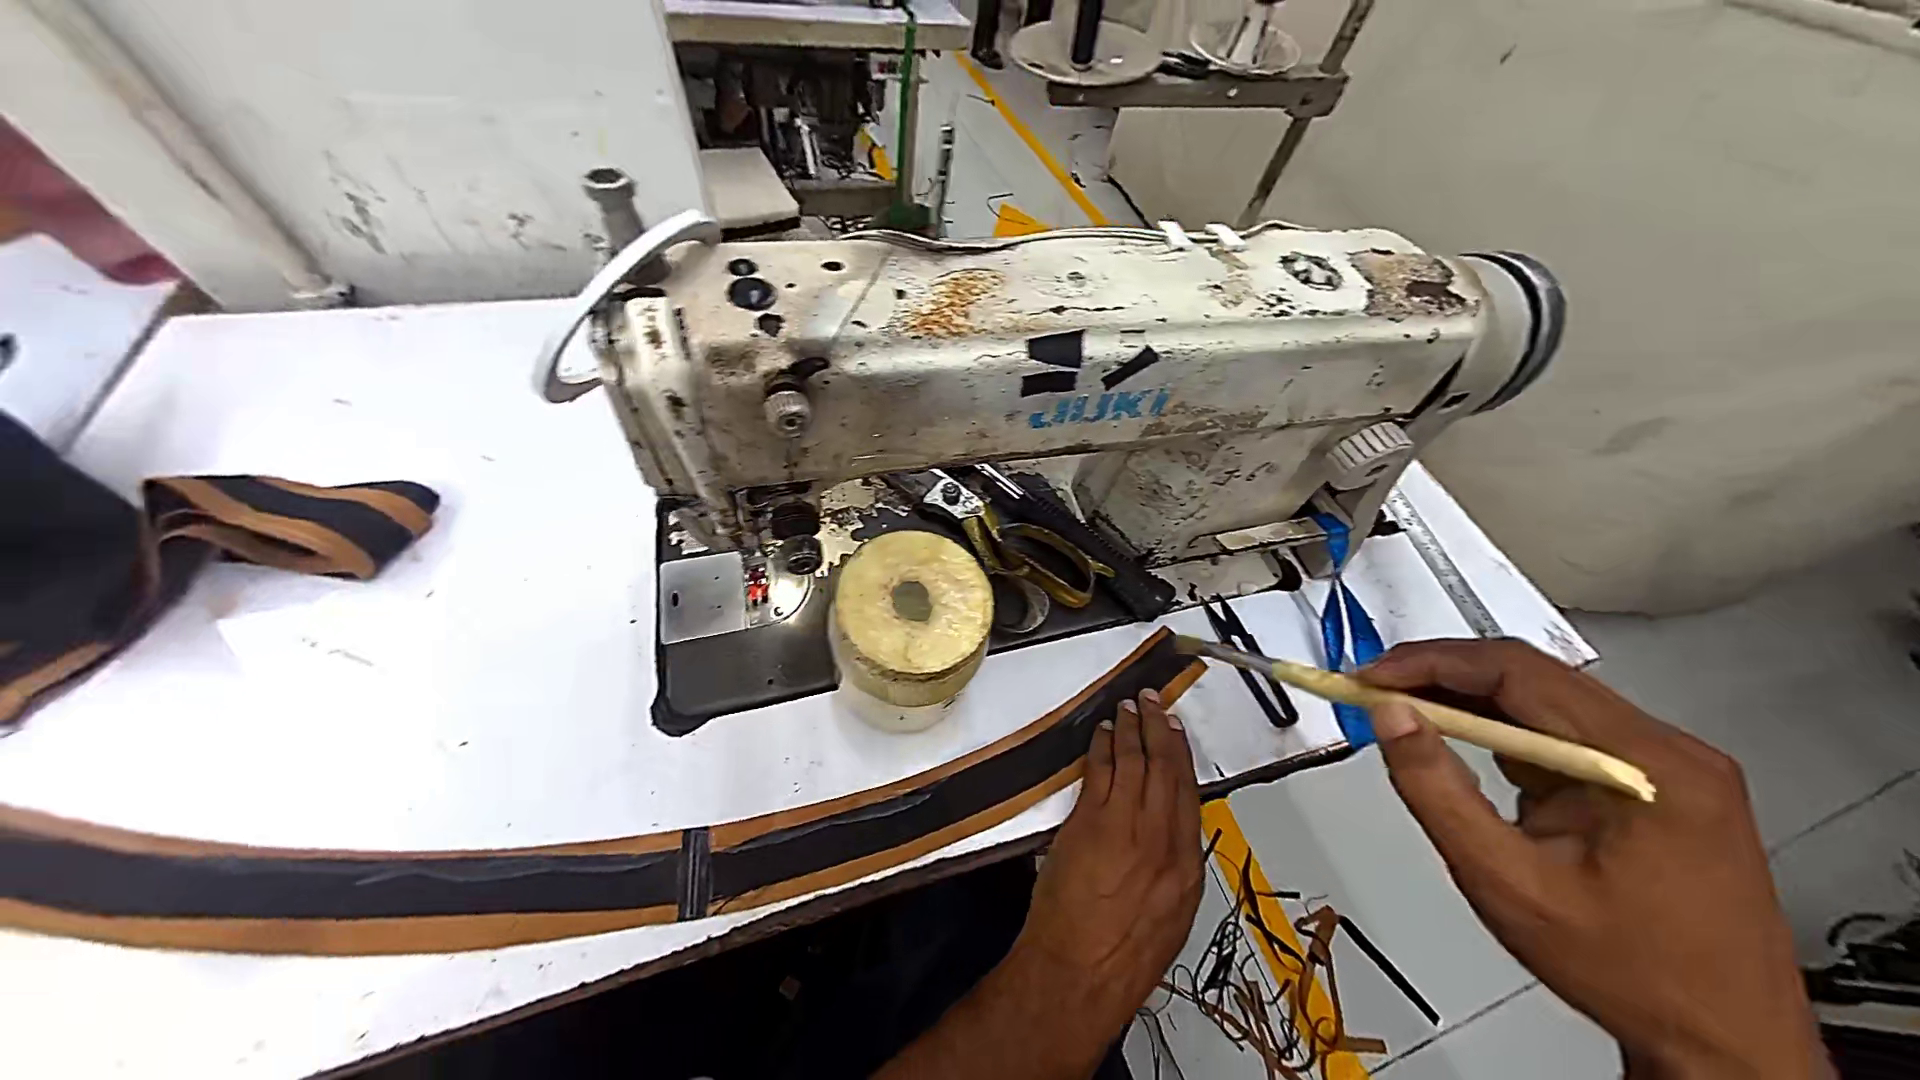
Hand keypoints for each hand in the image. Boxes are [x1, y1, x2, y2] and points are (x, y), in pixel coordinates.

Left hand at [1013, 689, 1204, 1041]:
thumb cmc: (1123, 954)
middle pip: (1165, 769)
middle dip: (1161, 730)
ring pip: (1134, 763)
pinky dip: (1101, 747)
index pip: (1189, 793)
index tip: (1179, 732)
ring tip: (1130, 707)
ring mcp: (1125, 827)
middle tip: (1156, 702)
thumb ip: (1173, 867)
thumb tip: (1168, 836)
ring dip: (1131, 729)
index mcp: (1186, 865)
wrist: (1081, 973)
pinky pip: (1100, 772)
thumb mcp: (1170, 913)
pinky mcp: (1090, 823)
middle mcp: (1161, 840)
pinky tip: (1102, 733)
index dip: (1184, 756)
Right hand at [1361, 640, 1828, 1079]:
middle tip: (1371, 689)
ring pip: (1537, 696)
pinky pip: (1550, 727)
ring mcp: (1659, 761)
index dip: (1431, 662)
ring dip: (1461, 696)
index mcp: (1648, 765)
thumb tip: (1389, 714)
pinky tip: (1450, 736)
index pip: (1518, 673)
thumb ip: (1437, 789)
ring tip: (1397, 708)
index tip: (1368, 677)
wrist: (1723, 1044)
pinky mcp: (1642, 777)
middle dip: (1439, 673)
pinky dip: (1491, 725)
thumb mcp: (1505, 879)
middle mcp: (1665, 747)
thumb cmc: (1621, 969)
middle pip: (1529, 675)